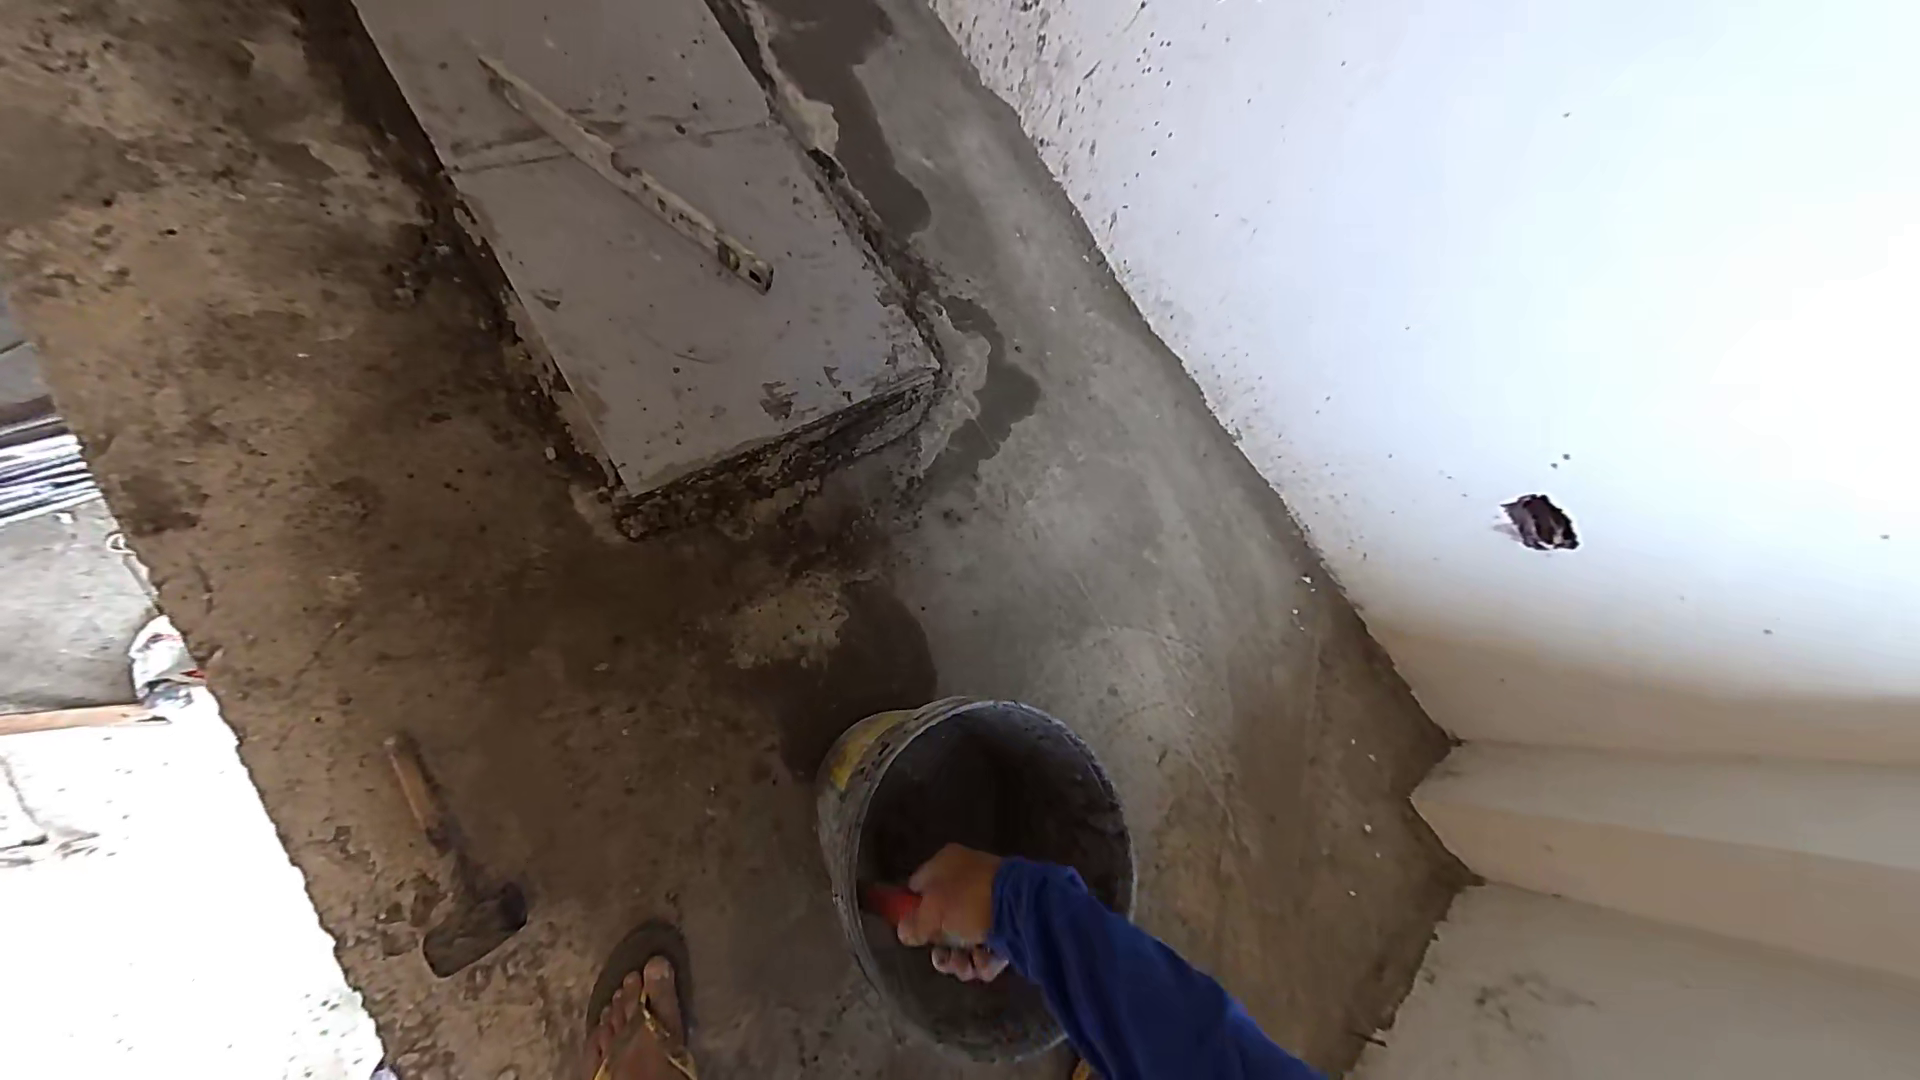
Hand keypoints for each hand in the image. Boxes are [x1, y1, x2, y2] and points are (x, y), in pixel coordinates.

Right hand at [897, 844, 1010, 982]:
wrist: (1019, 907)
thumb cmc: (967, 900)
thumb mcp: (931, 912)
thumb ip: (913, 924)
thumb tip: (904, 930)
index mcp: (946, 865)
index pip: (919, 886)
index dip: (912, 910)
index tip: (912, 933)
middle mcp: (965, 880)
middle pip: (942, 921)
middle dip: (942, 949)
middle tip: (944, 959)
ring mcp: (987, 902)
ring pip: (964, 940)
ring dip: (961, 961)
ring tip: (967, 965)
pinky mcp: (1005, 925)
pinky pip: (986, 947)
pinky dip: (984, 959)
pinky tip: (985, 961)